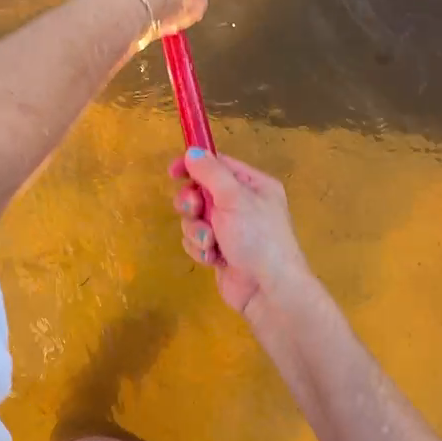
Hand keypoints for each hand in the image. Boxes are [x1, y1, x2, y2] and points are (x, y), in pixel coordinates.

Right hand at [170, 149, 311, 313]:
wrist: (267, 289)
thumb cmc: (256, 237)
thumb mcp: (234, 197)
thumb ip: (210, 172)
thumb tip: (192, 151)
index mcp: (253, 186)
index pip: (218, 165)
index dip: (194, 166)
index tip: (173, 172)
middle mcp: (241, 205)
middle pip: (200, 192)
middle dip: (193, 204)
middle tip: (196, 211)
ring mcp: (230, 230)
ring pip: (194, 218)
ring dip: (197, 231)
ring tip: (212, 243)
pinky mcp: (219, 251)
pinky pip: (196, 240)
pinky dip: (200, 249)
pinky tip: (214, 259)